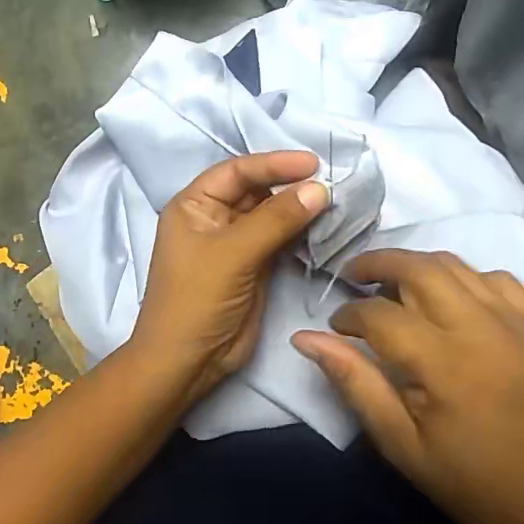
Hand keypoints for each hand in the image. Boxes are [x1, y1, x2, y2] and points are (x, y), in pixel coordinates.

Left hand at [131, 151, 328, 390]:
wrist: (187, 360)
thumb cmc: (196, 299)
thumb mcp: (232, 254)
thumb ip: (275, 219)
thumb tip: (319, 188)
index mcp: (193, 205)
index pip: (236, 172)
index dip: (273, 164)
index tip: (313, 163)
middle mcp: (212, 218)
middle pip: (255, 191)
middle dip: (290, 186)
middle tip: (332, 184)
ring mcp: (234, 244)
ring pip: (271, 216)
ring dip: (299, 209)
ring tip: (336, 202)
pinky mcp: (253, 267)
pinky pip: (280, 240)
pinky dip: (301, 233)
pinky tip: (325, 227)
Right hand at [292, 250, 523, 523]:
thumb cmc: (476, 486)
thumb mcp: (402, 445)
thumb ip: (354, 383)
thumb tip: (305, 338)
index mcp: (445, 363)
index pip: (378, 313)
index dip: (348, 315)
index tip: (336, 329)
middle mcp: (484, 330)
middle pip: (419, 268)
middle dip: (377, 263)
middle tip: (354, 276)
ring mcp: (522, 325)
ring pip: (459, 266)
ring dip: (418, 265)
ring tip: (395, 283)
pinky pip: (501, 280)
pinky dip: (467, 278)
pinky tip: (454, 299)